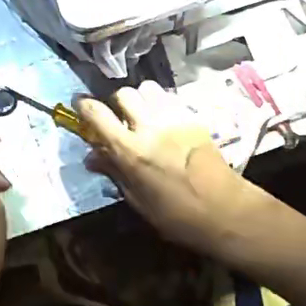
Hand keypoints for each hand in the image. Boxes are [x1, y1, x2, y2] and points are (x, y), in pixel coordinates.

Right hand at [75, 82, 268, 256]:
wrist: (225, 210)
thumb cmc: (177, 216)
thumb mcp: (139, 201)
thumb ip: (115, 173)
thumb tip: (93, 156)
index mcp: (131, 150)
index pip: (98, 114)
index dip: (84, 106)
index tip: (80, 105)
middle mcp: (150, 127)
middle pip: (125, 94)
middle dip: (117, 103)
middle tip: (120, 119)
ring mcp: (174, 119)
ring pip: (149, 89)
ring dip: (141, 99)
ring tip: (144, 116)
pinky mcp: (194, 118)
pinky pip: (171, 99)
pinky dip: (162, 105)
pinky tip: (166, 123)